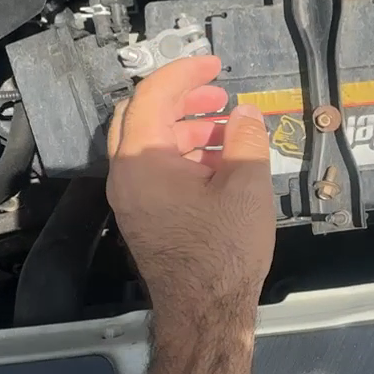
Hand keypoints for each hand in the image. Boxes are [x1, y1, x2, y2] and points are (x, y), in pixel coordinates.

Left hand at [107, 56, 273, 340]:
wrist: (205, 310)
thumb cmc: (225, 247)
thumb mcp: (246, 185)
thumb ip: (245, 139)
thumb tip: (245, 114)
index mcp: (143, 160)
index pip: (153, 96)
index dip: (185, 73)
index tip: (216, 63)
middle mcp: (126, 175)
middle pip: (143, 116)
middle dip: (182, 98)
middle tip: (221, 94)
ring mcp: (132, 198)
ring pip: (150, 143)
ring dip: (187, 126)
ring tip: (229, 128)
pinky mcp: (145, 216)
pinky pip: (156, 169)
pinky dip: (185, 153)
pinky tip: (220, 162)